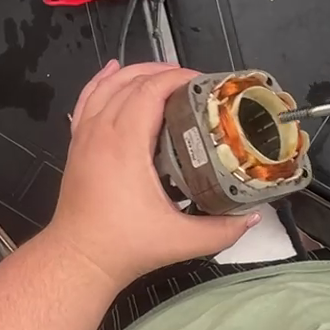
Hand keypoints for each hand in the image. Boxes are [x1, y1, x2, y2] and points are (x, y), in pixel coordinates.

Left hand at [43, 62, 258, 288]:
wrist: (78, 259)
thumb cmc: (125, 246)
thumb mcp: (181, 241)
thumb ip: (222, 230)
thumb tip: (253, 216)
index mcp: (125, 145)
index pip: (150, 91)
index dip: (178, 78)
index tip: (204, 82)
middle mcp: (101, 132)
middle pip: (130, 82)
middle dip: (162, 72)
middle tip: (193, 80)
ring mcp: (84, 136)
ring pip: (106, 86)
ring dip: (134, 72)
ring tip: (163, 72)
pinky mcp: (76, 146)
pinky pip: (86, 100)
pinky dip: (100, 82)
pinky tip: (112, 70)